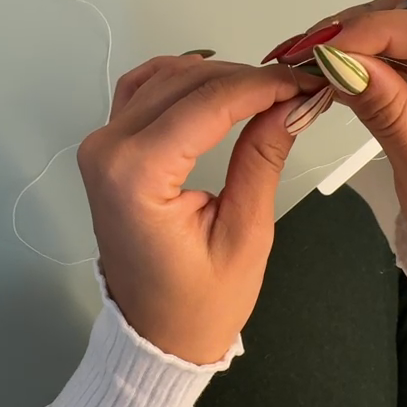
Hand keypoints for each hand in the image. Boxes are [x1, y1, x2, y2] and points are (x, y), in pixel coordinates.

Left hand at [76, 56, 320, 363]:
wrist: (152, 333)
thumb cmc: (195, 303)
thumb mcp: (244, 236)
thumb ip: (262, 158)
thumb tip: (292, 104)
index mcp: (136, 176)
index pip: (207, 104)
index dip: (262, 85)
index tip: (305, 81)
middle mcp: (108, 149)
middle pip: (186, 82)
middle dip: (246, 78)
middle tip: (296, 86)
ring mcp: (102, 143)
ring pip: (164, 75)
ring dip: (217, 73)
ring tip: (267, 89)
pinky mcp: (108, 144)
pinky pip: (141, 87)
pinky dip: (179, 75)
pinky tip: (213, 78)